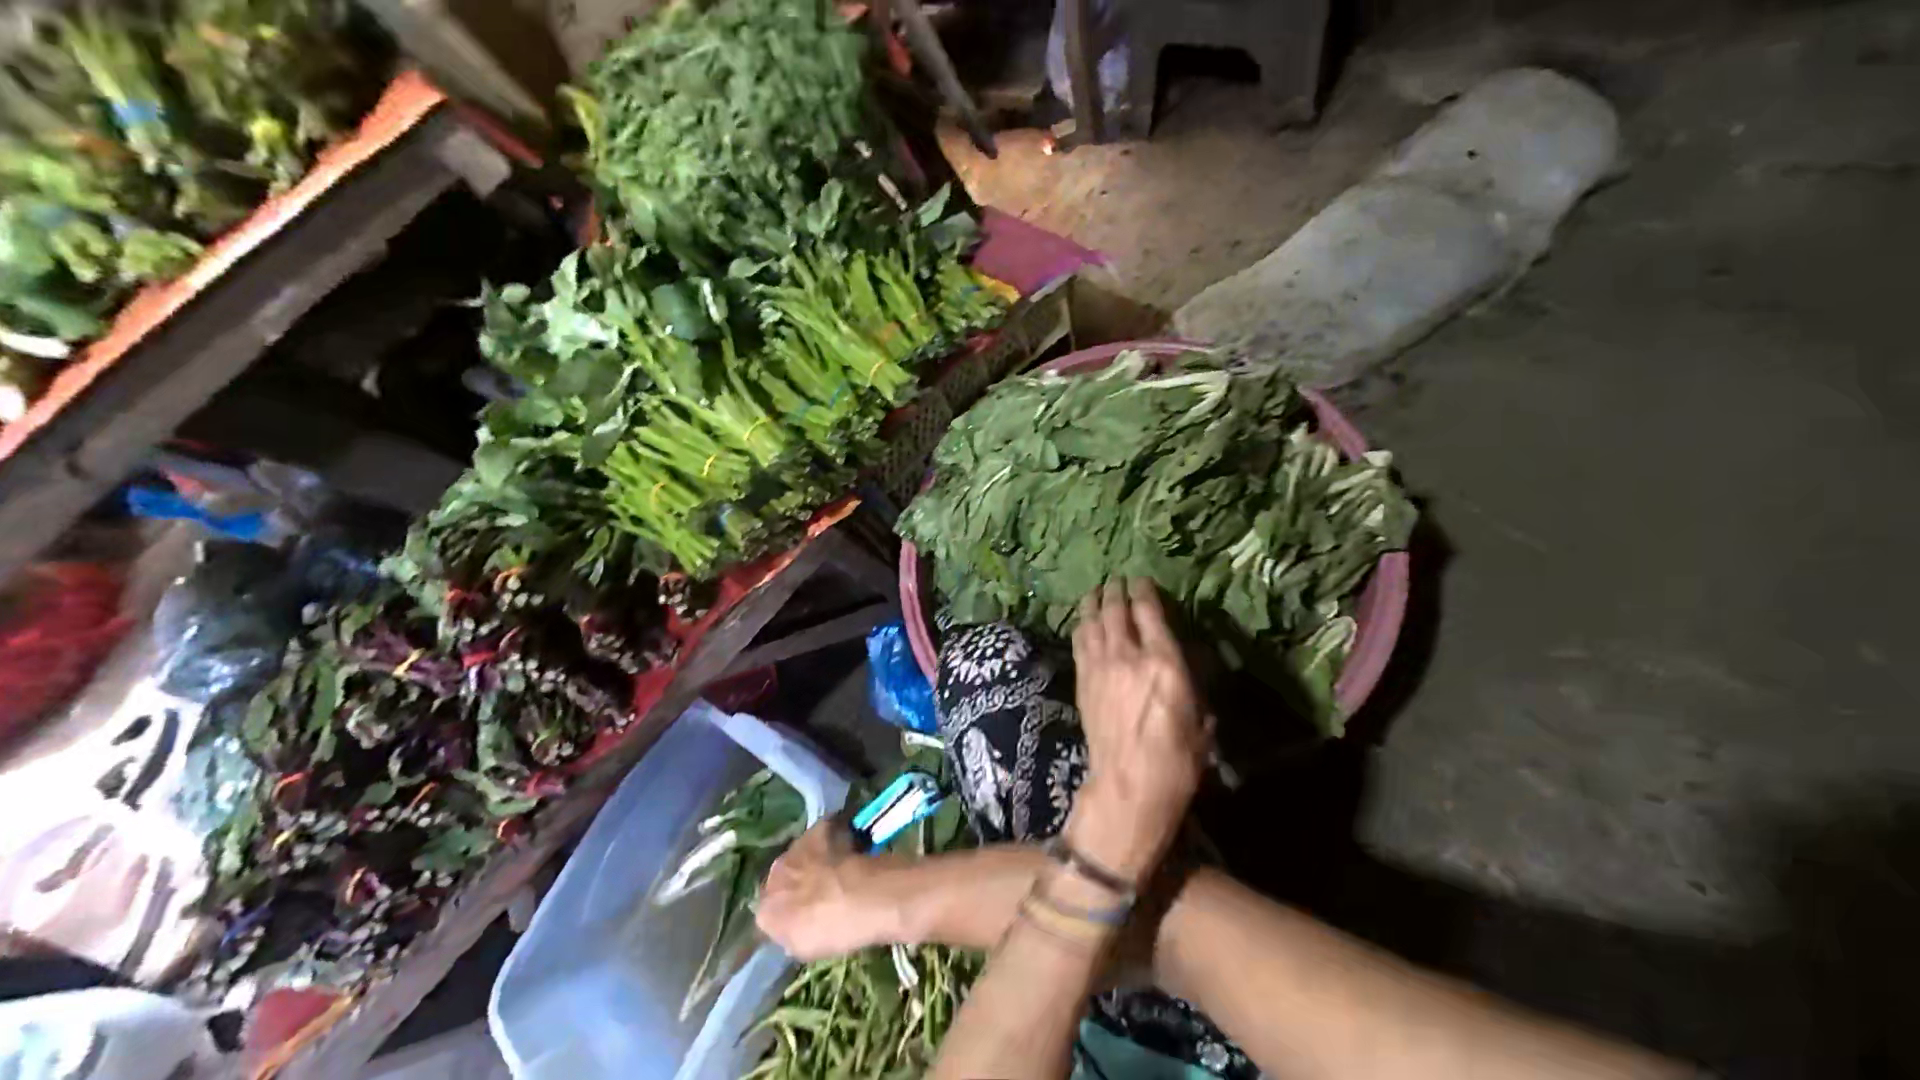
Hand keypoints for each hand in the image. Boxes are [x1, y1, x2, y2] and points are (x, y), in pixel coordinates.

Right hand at [755, 820, 902, 960]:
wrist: (859, 896)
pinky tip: (846, 847)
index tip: (804, 916)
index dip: (787, 912)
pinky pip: (820, 835)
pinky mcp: (818, 829)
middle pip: (781, 879)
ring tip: (834, 869)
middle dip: (795, 883)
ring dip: (810, 861)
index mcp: (766, 912)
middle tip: (819, 892)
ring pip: (798, 855)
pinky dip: (829, 839)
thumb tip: (795, 923)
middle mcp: (773, 877)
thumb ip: (792, 932)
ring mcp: (794, 850)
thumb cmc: (834, 931)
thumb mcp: (806, 948)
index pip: (770, 912)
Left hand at [1067, 578, 1210, 885]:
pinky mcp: (1082, 680)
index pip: (1149, 612)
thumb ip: (1192, 680)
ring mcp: (1100, 666)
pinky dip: (1081, 626)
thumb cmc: (1177, 757)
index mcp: (1164, 661)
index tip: (1141, 581)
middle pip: (1115, 610)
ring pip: (1091, 621)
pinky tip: (1082, 621)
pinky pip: (1079, 642)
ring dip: (1093, 603)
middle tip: (1116, 581)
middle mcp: (1128, 655)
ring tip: (1095, 593)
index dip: (1143, 591)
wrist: (1129, 783)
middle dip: (1115, 591)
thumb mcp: (1201, 717)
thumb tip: (1187, 659)